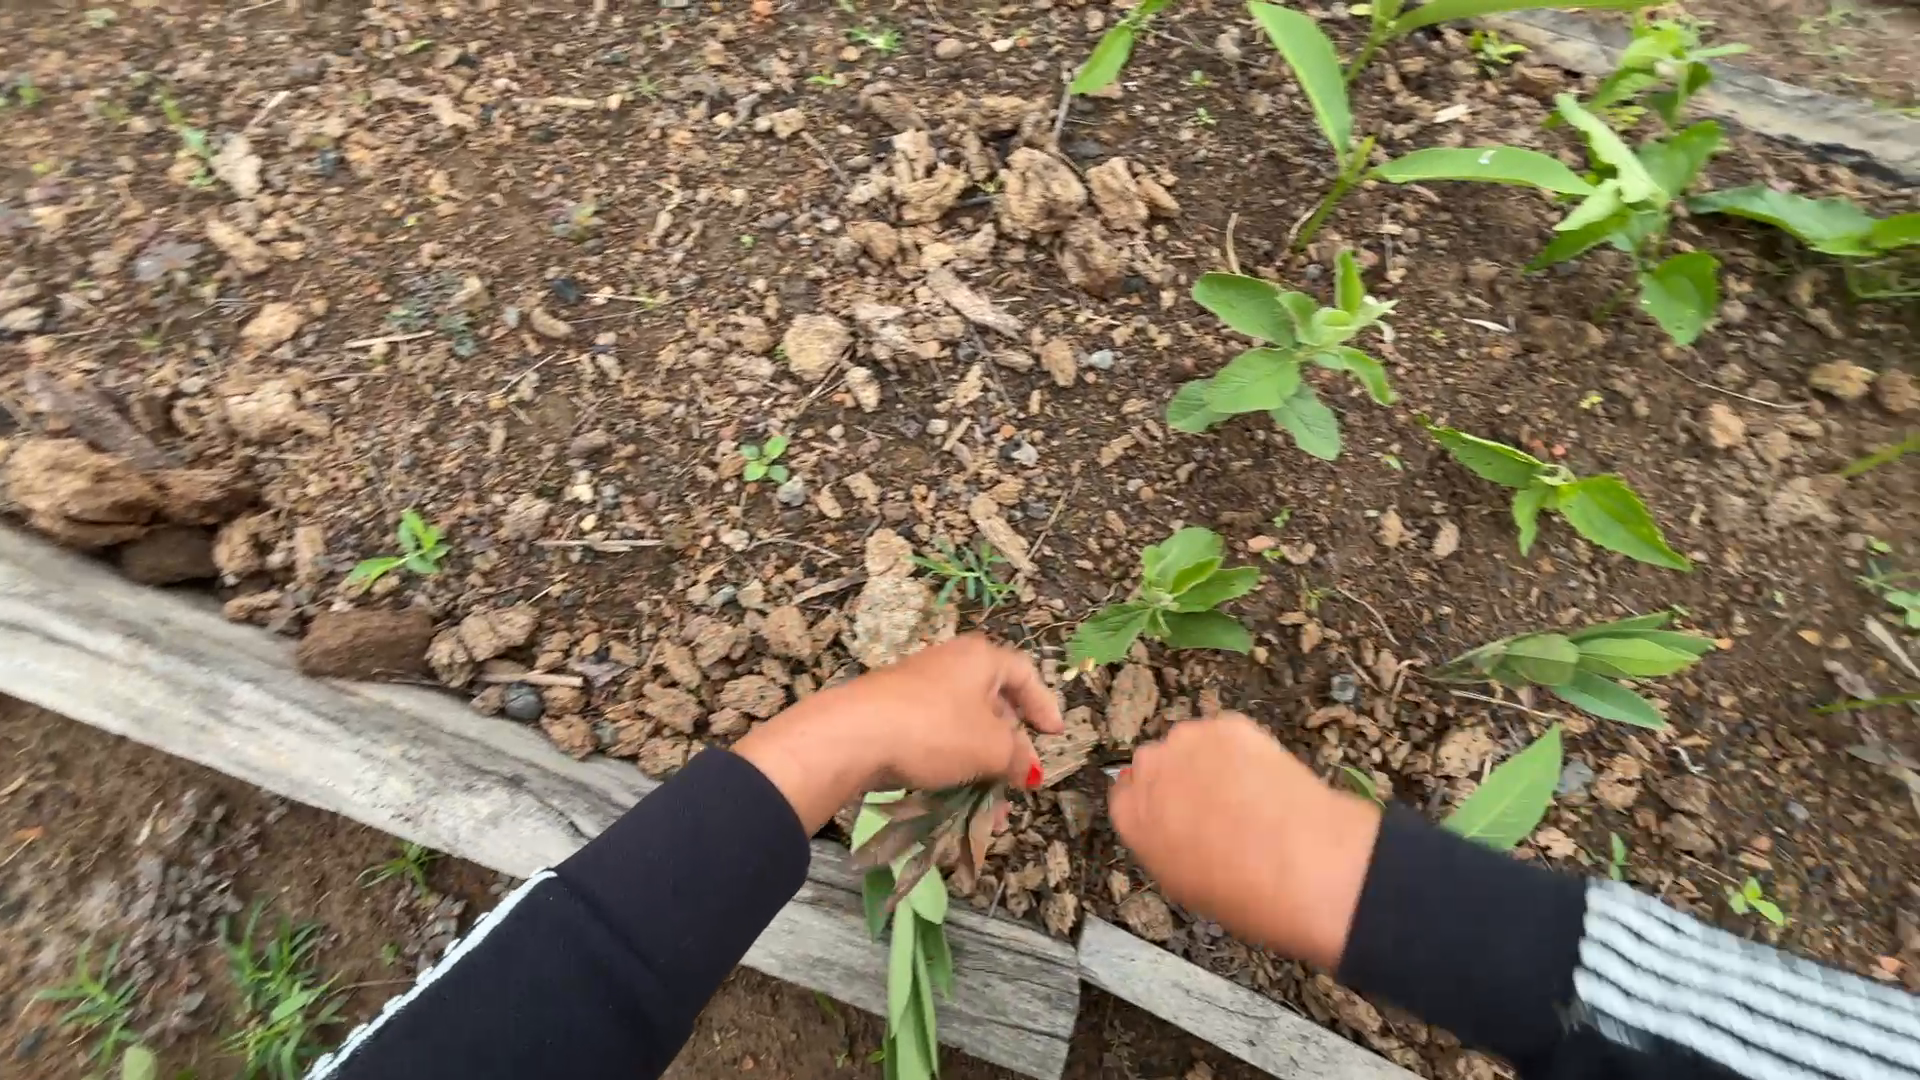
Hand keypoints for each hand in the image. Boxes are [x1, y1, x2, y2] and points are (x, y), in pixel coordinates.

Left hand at [734, 635, 1063, 832]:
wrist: (854, 734)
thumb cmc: (935, 729)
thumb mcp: (990, 748)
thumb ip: (1018, 757)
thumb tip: (1029, 768)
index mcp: (980, 658)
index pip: (1025, 674)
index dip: (1044, 704)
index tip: (1055, 735)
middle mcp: (951, 663)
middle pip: (993, 701)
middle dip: (1011, 745)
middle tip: (1022, 778)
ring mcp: (919, 687)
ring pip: (964, 726)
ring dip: (983, 766)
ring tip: (990, 809)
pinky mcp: (894, 711)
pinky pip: (936, 736)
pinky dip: (953, 764)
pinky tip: (955, 798)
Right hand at [1109, 714, 1380, 969]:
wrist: (1303, 865)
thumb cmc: (1246, 892)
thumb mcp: (1185, 884)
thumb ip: (1161, 843)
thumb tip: (1172, 828)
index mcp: (1130, 815)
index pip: (1124, 794)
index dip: (1154, 803)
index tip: (1175, 812)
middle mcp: (1149, 769)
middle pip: (1155, 763)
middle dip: (1179, 777)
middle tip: (1214, 805)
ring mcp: (1187, 741)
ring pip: (1191, 744)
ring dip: (1209, 760)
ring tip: (1245, 793)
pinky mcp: (1227, 724)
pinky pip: (1227, 733)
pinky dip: (1243, 749)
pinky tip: (1263, 778)